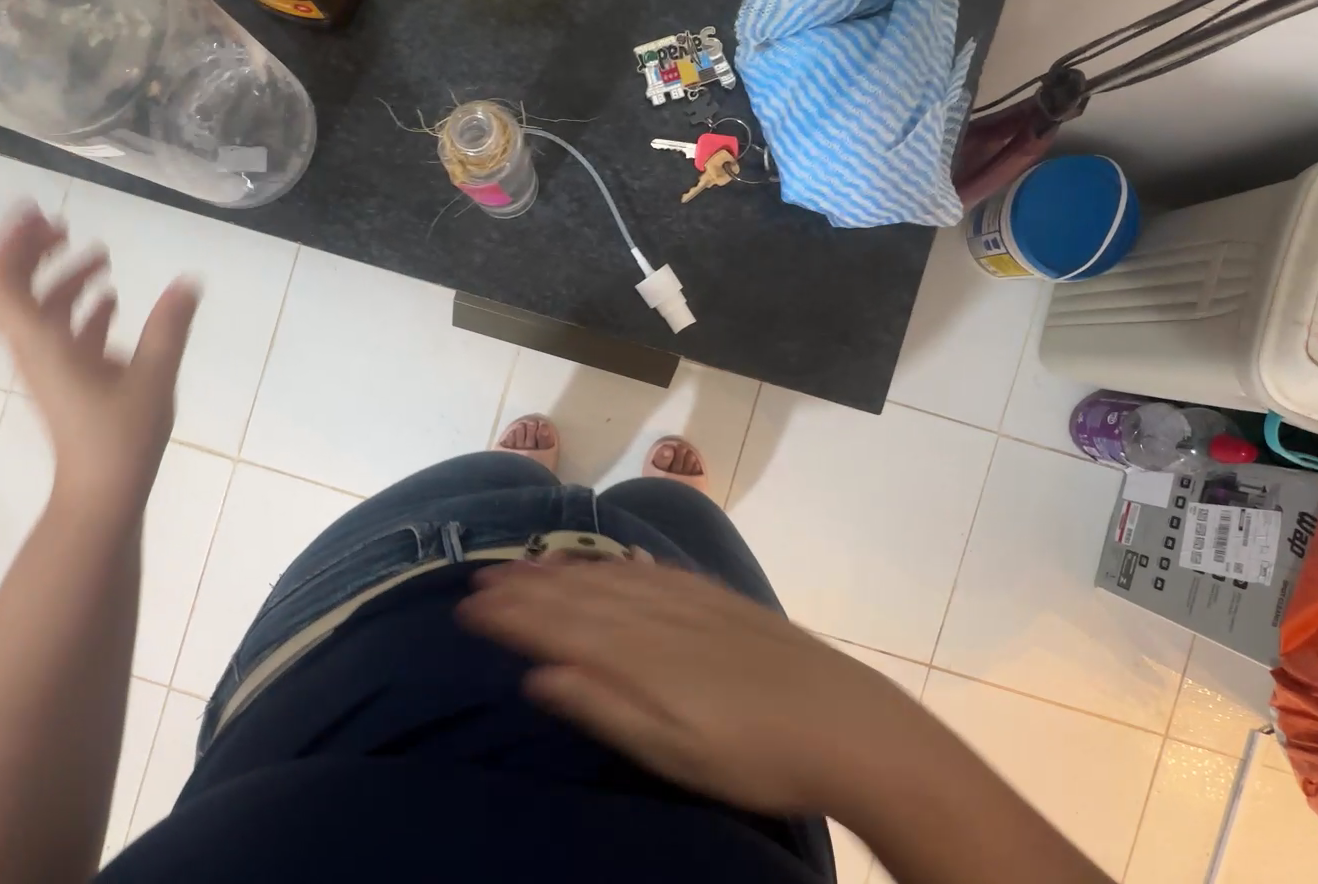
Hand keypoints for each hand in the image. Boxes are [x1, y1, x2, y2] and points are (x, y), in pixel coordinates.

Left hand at [0, 206, 198, 509]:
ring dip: (62, 278)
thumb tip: (190, 281)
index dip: (13, 243)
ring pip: (39, 310)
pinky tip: (110, 301)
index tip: (39, 213)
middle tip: (65, 225)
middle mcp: (35, 350)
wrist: (101, 490)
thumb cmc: (121, 436)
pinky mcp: (66, 381)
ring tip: (101, 257)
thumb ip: (169, 327)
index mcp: (44, 344)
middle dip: (34, 252)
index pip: (4, 283)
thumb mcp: (153, 378)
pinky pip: (60, 333)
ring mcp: (49, 366)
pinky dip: (78, 308)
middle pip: (14, 290)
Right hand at [456, 558, 921, 816]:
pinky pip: (654, 572)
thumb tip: (538, 674)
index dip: (511, 614)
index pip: (558, 625)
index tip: (469, 606)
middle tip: (484, 577)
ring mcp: (690, 603)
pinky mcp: (719, 601)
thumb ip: (603, 706)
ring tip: (528, 562)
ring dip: (564, 570)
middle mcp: (656, 616)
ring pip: (612, 578)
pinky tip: (610, 560)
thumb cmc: (755, 756)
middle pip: (578, 594)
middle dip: (527, 586)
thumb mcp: (673, 749)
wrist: (848, 725)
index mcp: (638, 655)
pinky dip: (619, 564)